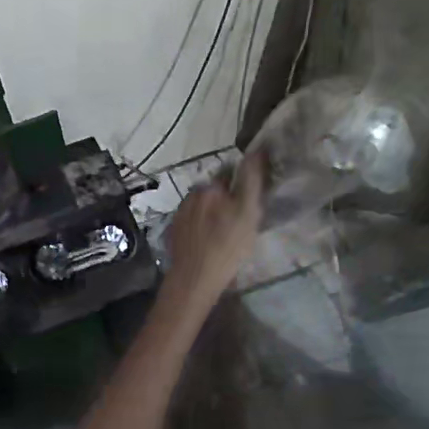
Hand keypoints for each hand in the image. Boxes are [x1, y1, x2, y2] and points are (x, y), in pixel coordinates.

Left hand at [162, 152, 266, 308]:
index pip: (231, 172)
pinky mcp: (174, 229)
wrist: (194, 277)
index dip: (242, 182)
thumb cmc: (228, 246)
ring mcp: (180, 212)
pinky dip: (199, 223)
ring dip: (211, 210)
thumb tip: (255, 151)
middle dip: (224, 196)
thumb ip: (252, 180)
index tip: (249, 196)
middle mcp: (193, 194)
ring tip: (220, 230)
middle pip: (214, 189)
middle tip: (236, 217)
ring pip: (201, 204)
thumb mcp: (249, 213)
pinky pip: (191, 219)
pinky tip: (206, 239)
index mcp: (211, 187)